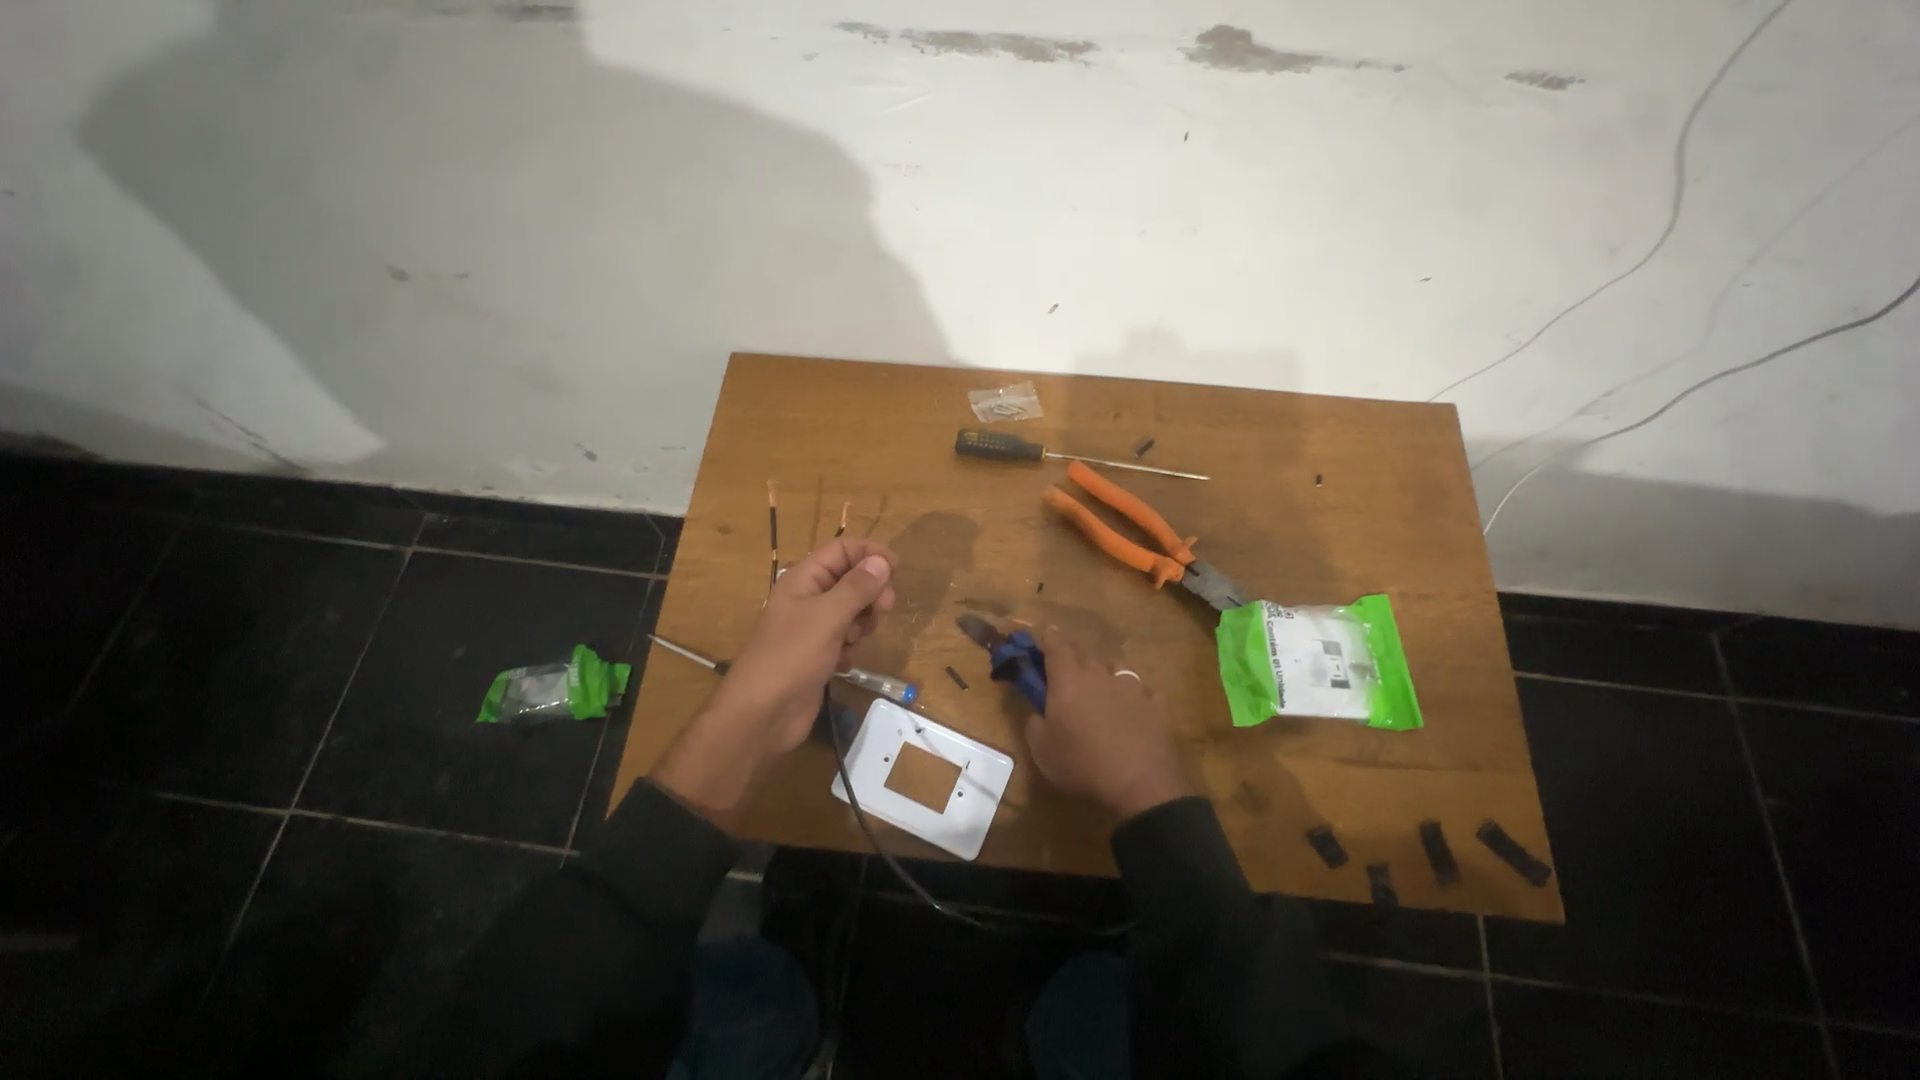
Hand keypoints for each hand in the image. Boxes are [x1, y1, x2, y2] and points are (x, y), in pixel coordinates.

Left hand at [653, 539, 897, 814]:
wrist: (763, 714)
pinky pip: (847, 641)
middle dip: (871, 593)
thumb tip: (881, 560)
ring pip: (853, 612)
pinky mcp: (819, 656)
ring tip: (853, 641)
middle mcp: (808, 599)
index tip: (896, 570)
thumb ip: (857, 587)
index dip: (870, 554)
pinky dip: (851, 649)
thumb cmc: (791, 657)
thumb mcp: (827, 616)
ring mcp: (813, 629)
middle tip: (881, 611)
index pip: (842, 550)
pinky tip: (842, 664)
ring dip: (862, 624)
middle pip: (852, 580)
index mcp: (803, 579)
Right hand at [1024, 627, 1190, 820]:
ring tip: (1105, 697)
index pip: (1056, 645)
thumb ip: (1034, 723)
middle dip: (1075, 662)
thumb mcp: (1041, 750)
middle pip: (1085, 656)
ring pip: (1117, 668)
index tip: (1045, 640)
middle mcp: (1100, 674)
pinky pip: (1144, 691)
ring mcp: (1132, 686)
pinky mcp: (1157, 703)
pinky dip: (1136, 698)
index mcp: (1068, 680)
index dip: (1048, 640)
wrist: (1139, 782)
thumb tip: (1039, 712)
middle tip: (1069, 681)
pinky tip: (1135, 714)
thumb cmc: (1081, 764)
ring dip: (1107, 677)